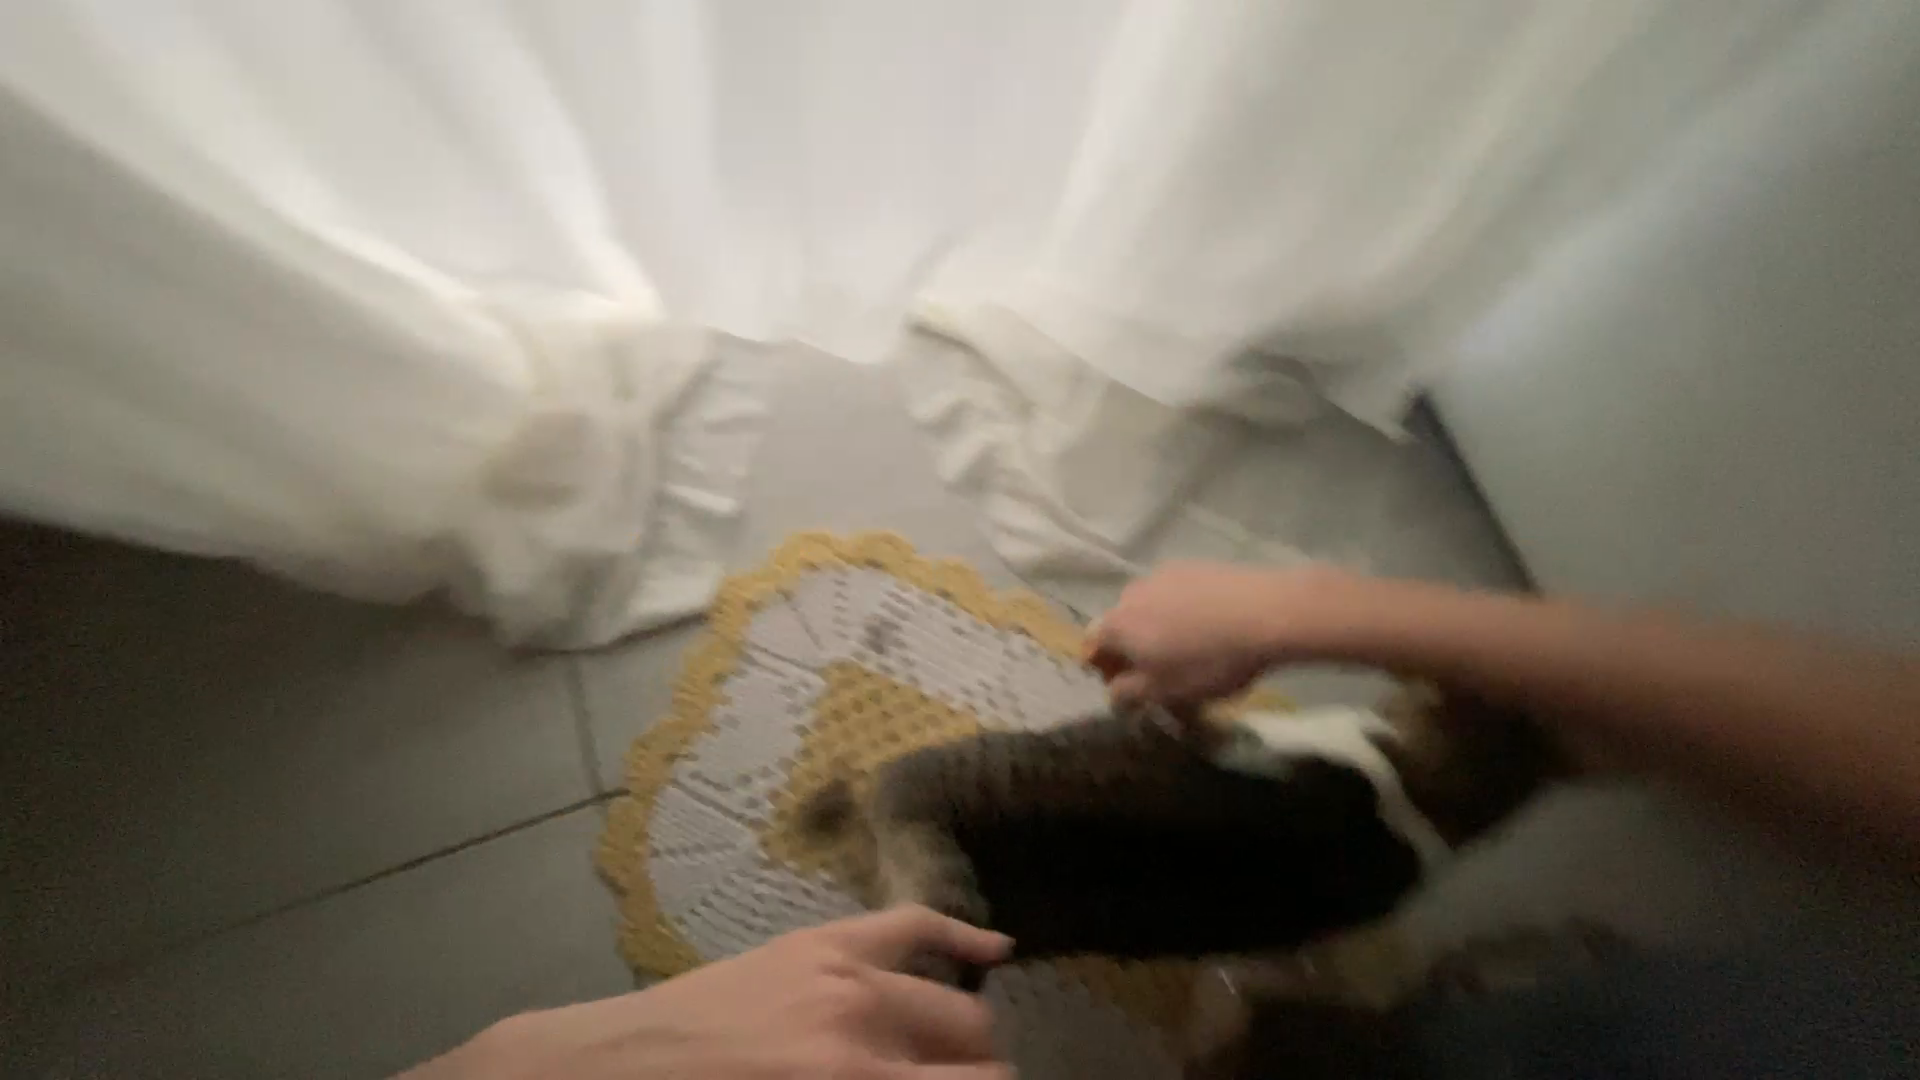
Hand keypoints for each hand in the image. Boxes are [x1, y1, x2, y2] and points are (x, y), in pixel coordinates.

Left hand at [402, 906, 1012, 1079]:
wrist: (619, 1071)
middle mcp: (867, 1023)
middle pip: (972, 1047)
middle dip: (980, 1075)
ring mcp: (849, 968)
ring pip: (953, 998)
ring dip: (971, 1035)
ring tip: (967, 1058)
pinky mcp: (827, 939)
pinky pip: (914, 924)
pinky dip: (960, 937)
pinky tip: (998, 949)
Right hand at [1087, 562, 1359, 705]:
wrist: (1267, 612)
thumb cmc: (1207, 660)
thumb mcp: (1165, 692)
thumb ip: (1129, 694)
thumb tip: (1113, 692)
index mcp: (1116, 624)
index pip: (1090, 644)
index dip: (1099, 666)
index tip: (1119, 684)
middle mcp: (1130, 593)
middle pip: (1119, 624)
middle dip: (1129, 647)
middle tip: (1154, 670)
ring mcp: (1162, 574)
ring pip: (1148, 607)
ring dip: (1155, 627)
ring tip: (1185, 647)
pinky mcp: (1194, 566)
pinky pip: (1174, 593)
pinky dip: (1180, 610)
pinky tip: (1207, 626)